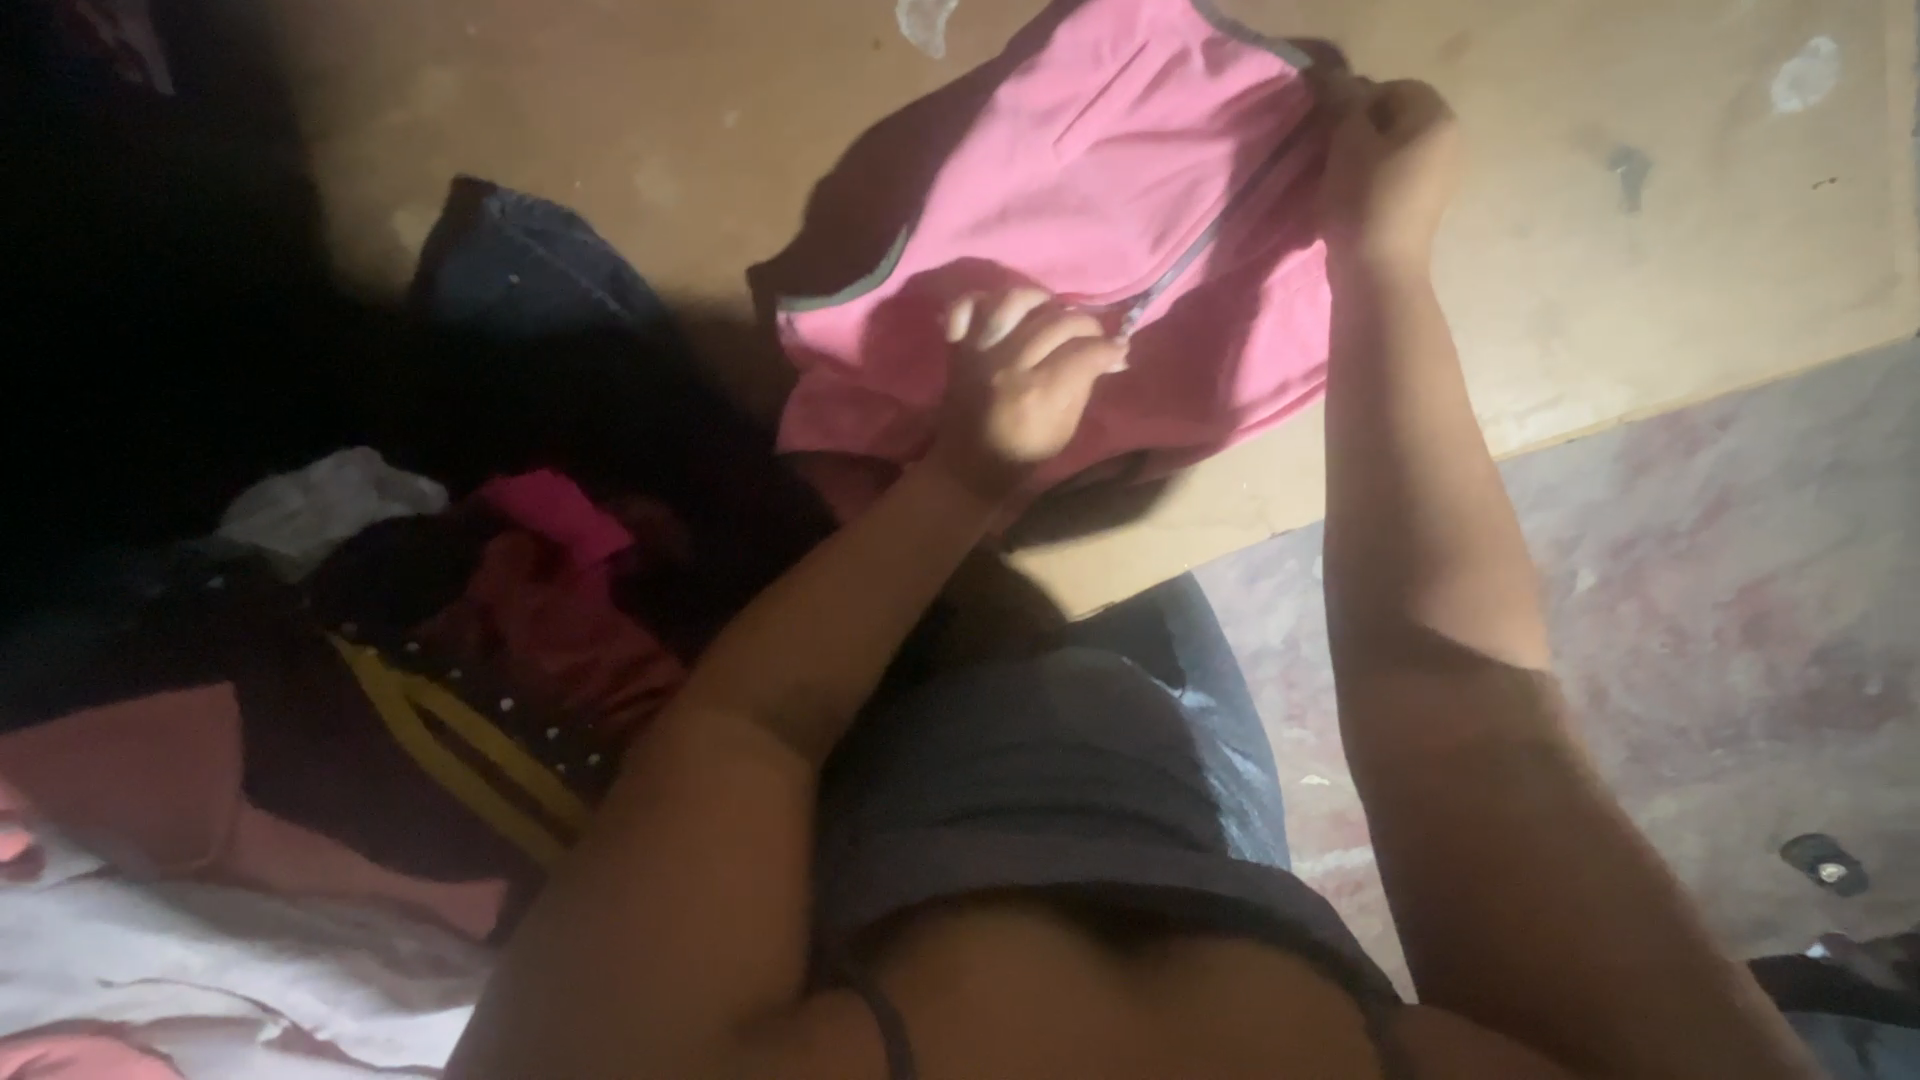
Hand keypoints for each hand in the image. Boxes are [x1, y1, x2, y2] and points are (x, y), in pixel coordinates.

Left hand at [924, 287, 1128, 501]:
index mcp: (1038, 392)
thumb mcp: (1064, 429)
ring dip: (1040, 300)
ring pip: (1013, 302)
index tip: (1117, 350)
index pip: (1085, 351)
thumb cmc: (1023, 453)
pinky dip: (983, 300)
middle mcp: (1008, 365)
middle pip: (1056, 321)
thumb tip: (1110, 355)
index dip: (1109, 347)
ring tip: (1051, 313)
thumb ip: (1084, 385)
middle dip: (1086, 324)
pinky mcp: (958, 348)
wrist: (968, 466)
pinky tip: (1005, 313)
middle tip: (1092, 336)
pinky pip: (966, 307)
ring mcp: (979, 352)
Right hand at [1318, 77, 1462, 270]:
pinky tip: (1352, 204)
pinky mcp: (1426, 207)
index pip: (1394, 88)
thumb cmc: (1363, 200)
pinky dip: (1373, 184)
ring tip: (1337, 183)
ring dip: (1364, 160)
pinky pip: (1398, 180)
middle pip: (1398, 121)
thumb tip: (1337, 81)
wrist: (1378, 269)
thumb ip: (1345, 106)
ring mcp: (1442, 177)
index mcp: (1437, 118)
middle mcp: (1450, 141)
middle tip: (1329, 156)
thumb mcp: (1347, 144)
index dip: (1357, 103)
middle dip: (1362, 132)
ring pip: (1396, 152)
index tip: (1329, 131)